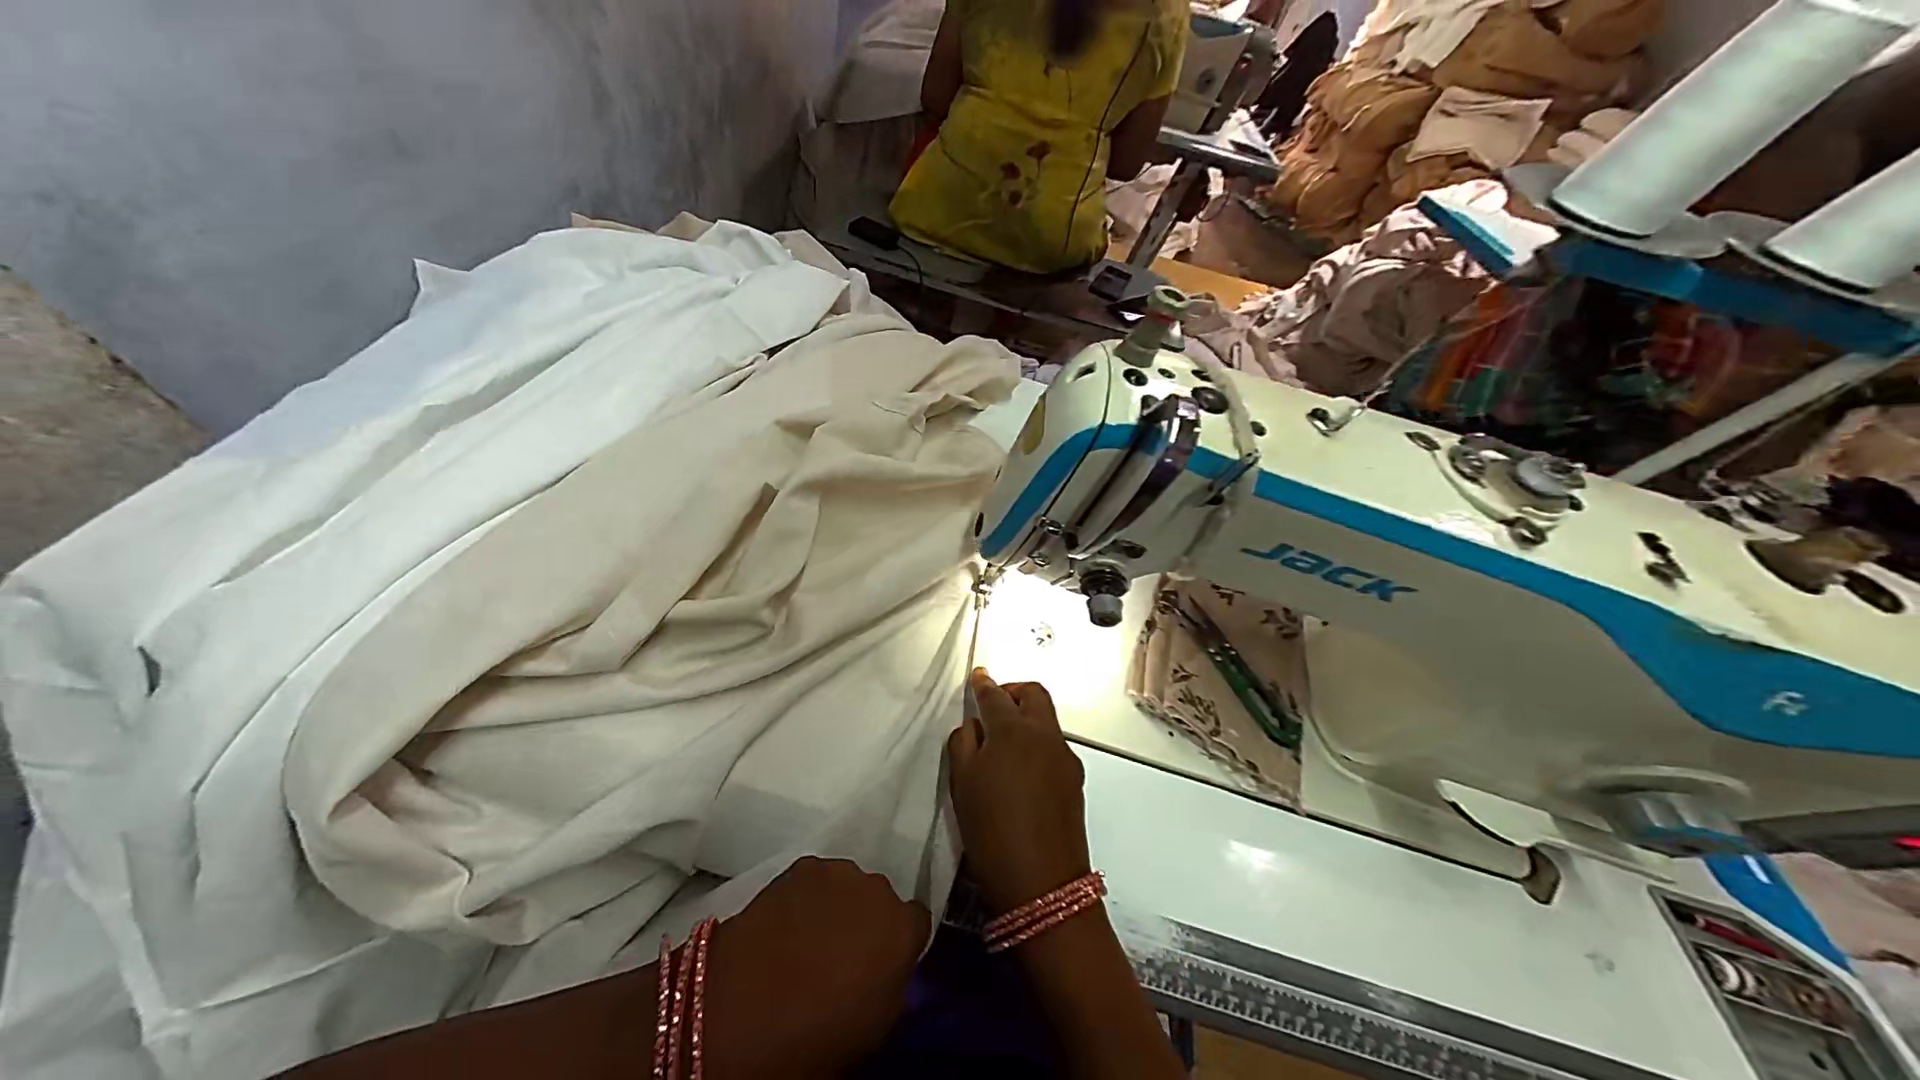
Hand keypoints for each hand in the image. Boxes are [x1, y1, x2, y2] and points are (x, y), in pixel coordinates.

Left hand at [705, 857, 928, 1078]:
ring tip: (808, 937)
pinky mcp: (798, 866)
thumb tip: (886, 971)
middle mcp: (878, 889)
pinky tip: (784, 924)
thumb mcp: (875, 1027)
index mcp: (902, 929)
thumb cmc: (816, 1037)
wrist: (742, 1011)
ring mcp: (837, 873)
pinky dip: (805, 897)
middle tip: (841, 954)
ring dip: (836, 904)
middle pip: (880, 899)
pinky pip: (813, 881)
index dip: (900, 943)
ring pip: (846, 886)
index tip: (882, 963)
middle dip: (866, 920)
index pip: (917, 921)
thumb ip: (892, 985)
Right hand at [947, 669, 1090, 913]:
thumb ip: (964, 744)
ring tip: (1003, 743)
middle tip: (994, 704)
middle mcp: (1044, 735)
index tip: (978, 677)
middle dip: (1013, 691)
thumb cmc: (990, 832)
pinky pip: (1054, 746)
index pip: (996, 695)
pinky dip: (1037, 743)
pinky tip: (1021, 771)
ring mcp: (1064, 757)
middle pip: (1034, 694)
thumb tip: (974, 726)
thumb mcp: (961, 785)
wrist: (1041, 884)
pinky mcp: (1075, 779)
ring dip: (1027, 718)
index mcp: (1012, 731)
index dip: (984, 684)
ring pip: (1047, 719)